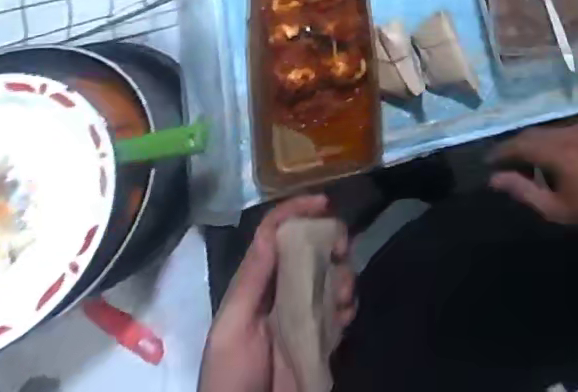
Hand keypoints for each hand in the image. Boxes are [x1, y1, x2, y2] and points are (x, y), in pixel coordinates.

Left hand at [198, 196, 356, 391]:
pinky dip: (348, 305)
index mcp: (256, 283)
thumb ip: (252, 279)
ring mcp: (302, 315)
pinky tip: (346, 316)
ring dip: (343, 274)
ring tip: (344, 294)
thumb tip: (274, 229)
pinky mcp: (321, 340)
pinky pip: (341, 309)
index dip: (297, 210)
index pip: (275, 233)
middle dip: (330, 240)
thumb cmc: (229, 381)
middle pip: (310, 248)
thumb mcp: (231, 329)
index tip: (324, 202)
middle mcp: (281, 291)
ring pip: (331, 275)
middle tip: (343, 249)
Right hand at [488, 122, 577, 240]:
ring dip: (533, 144)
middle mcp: (570, 131)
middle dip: (516, 147)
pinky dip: (550, 141)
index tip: (487, 162)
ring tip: (525, 166)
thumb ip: (523, 191)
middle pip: (533, 134)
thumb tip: (494, 179)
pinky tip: (549, 160)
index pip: (521, 143)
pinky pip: (562, 130)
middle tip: (502, 165)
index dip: (501, 151)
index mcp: (561, 151)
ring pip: (547, 131)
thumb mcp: (556, 210)